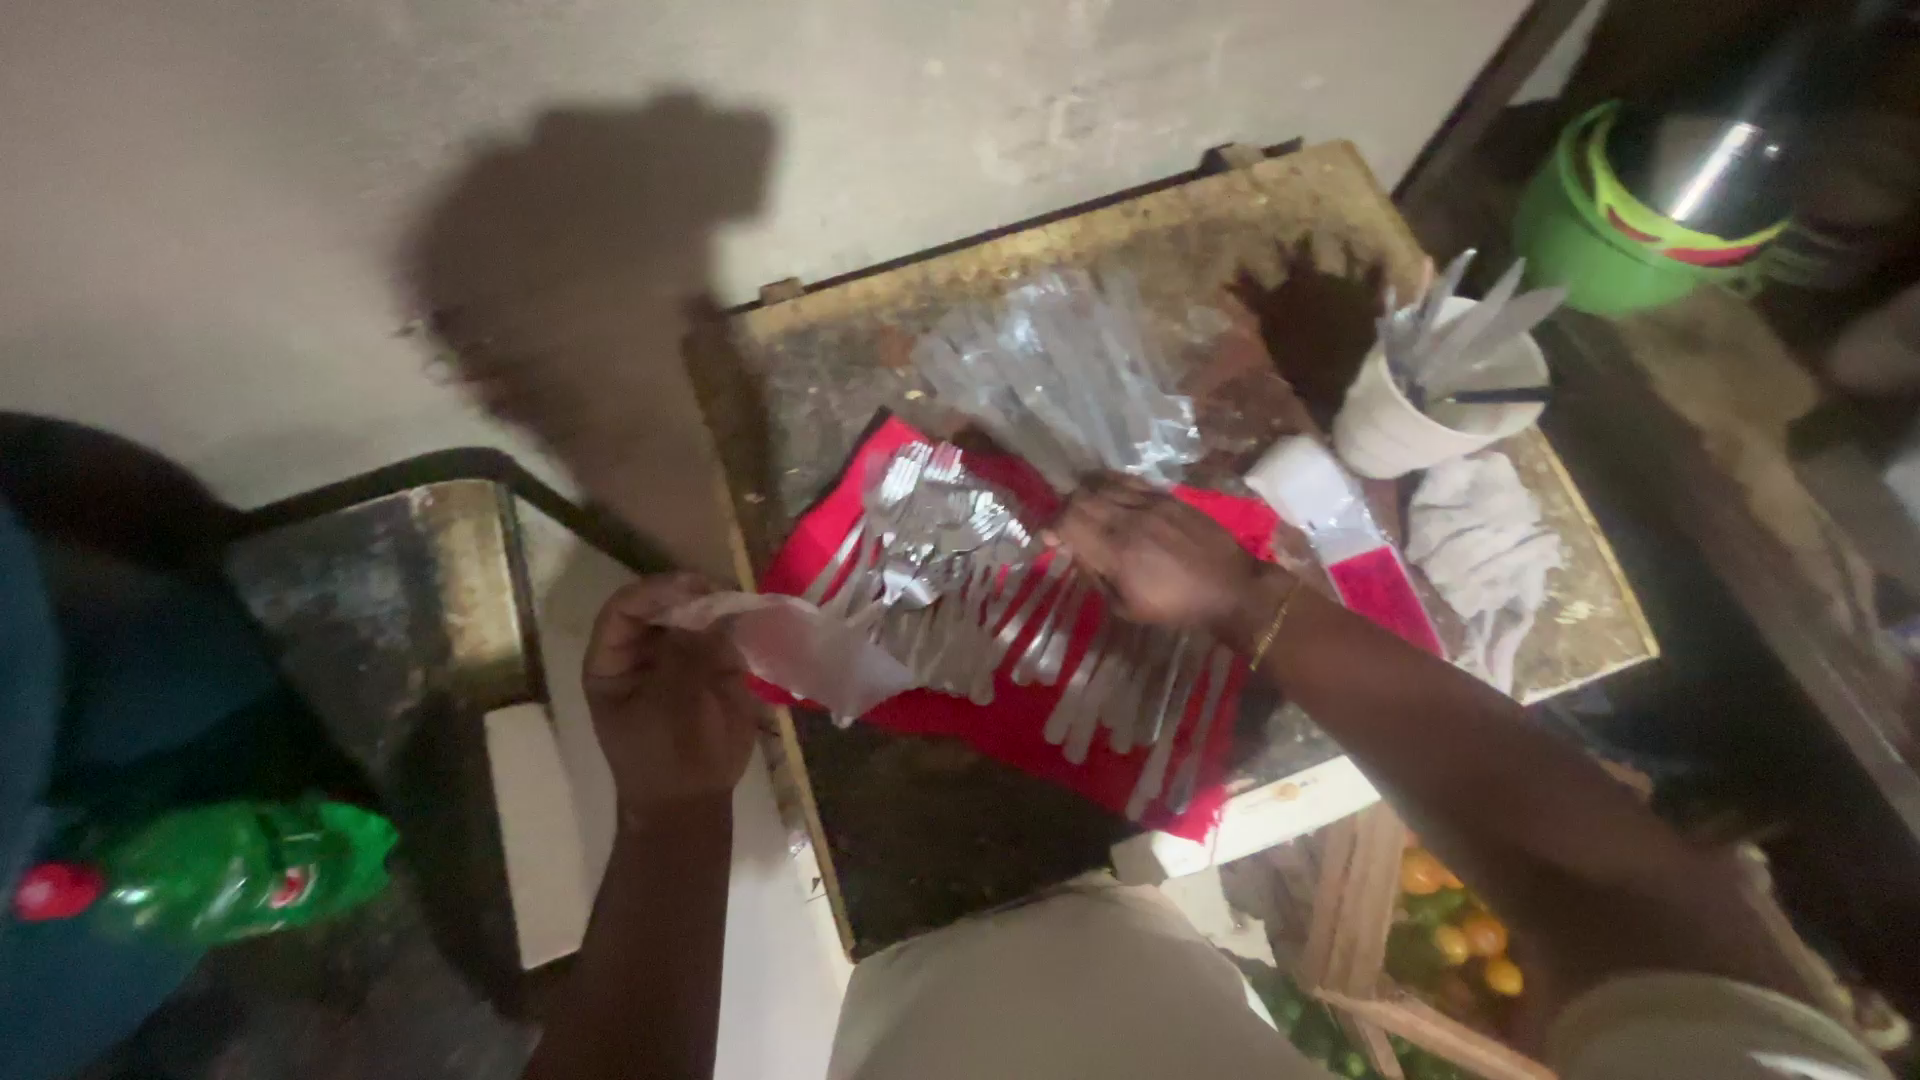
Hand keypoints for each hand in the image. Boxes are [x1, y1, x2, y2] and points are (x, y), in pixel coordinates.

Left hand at [582, 574, 757, 817]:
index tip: (690, 587)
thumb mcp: (666, 706)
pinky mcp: (716, 664)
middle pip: (663, 606)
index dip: (653, 593)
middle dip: (689, 594)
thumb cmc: (663, 757)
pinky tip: (750, 615)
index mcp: (614, 662)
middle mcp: (646, 651)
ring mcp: (682, 655)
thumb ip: (685, 657)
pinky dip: (738, 622)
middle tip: (720, 590)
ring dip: (716, 604)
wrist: (694, 800)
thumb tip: (711, 613)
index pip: (623, 611)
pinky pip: (725, 634)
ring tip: (737, 601)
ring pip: (697, 615)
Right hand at [1051, 472, 1283, 635]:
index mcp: (1115, 551)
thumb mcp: (1126, 607)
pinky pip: (1128, 479)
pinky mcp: (1166, 495)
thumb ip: (1096, 578)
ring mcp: (1149, 502)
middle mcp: (1128, 518)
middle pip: (1078, 497)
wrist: (1229, 588)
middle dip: (1063, 509)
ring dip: (1084, 494)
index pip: (1066, 521)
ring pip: (1101, 483)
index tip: (1047, 539)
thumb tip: (1078, 554)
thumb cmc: (1176, 606)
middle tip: (1064, 525)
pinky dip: (1109, 484)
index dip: (1049, 526)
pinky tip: (1110, 496)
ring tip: (1085, 508)